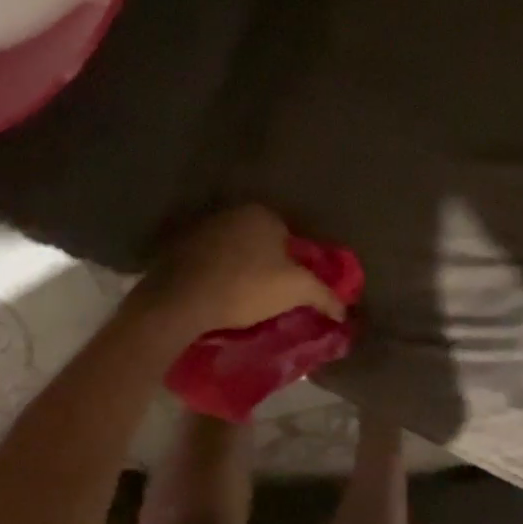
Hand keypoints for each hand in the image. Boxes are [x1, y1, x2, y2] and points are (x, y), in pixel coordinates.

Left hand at [128, 204, 346, 339]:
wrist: (181, 301)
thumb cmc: (246, 287)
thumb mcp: (296, 290)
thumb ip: (324, 294)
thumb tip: (345, 310)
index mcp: (262, 214)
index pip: (290, 239)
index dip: (295, 266)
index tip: (292, 291)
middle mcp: (231, 213)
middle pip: (261, 244)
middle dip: (268, 267)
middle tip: (272, 298)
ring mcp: (201, 229)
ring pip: (234, 253)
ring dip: (241, 272)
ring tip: (245, 302)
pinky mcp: (178, 249)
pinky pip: (210, 263)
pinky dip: (218, 277)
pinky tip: (219, 298)